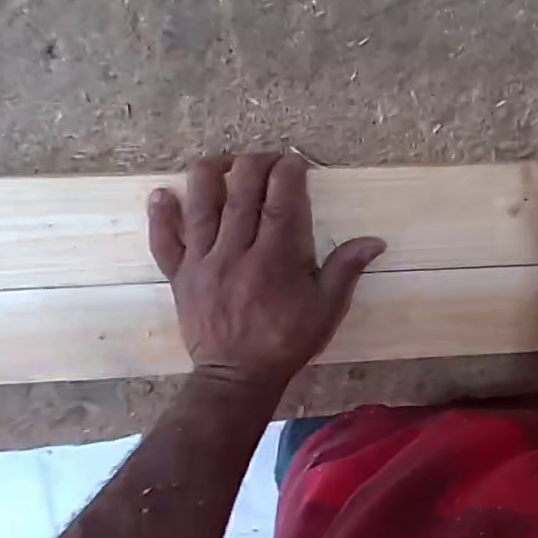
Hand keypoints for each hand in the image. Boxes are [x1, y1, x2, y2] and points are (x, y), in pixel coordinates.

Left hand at [148, 153, 385, 394]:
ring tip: (225, 161)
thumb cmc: (288, 340)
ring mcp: (203, 262)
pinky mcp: (180, 275)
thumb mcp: (326, 308)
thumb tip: (376, 241)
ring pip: (201, 204)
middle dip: (256, 164)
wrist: (237, 377)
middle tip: (269, 160)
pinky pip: (164, 240)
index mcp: (275, 259)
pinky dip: (161, 215)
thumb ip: (347, 269)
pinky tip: (162, 193)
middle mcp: (236, 252)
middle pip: (240, 191)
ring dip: (211, 173)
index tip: (296, 161)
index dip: (288, 173)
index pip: (281, 200)